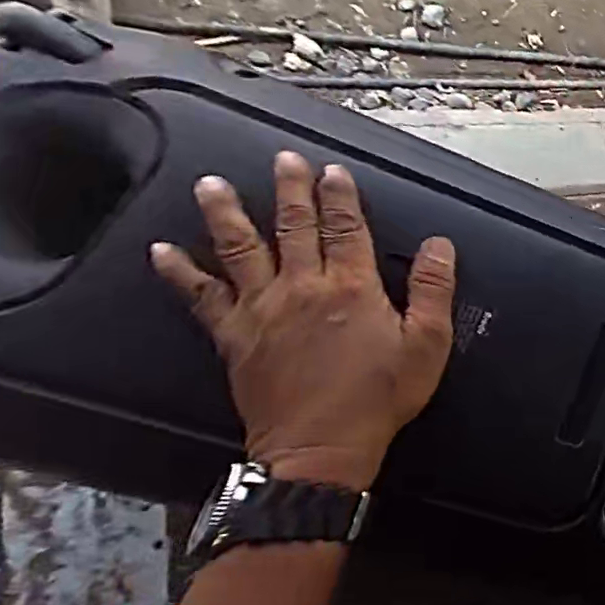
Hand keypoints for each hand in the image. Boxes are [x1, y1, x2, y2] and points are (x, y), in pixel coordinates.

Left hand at [150, 151, 456, 490]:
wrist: (322, 445)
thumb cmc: (382, 395)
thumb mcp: (428, 343)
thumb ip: (434, 290)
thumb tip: (440, 246)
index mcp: (353, 289)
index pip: (347, 230)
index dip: (341, 197)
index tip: (333, 171)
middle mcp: (303, 289)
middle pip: (294, 228)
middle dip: (290, 190)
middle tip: (283, 159)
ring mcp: (262, 310)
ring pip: (240, 250)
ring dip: (226, 214)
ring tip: (211, 184)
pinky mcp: (234, 336)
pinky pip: (200, 297)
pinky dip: (180, 272)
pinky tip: (164, 251)